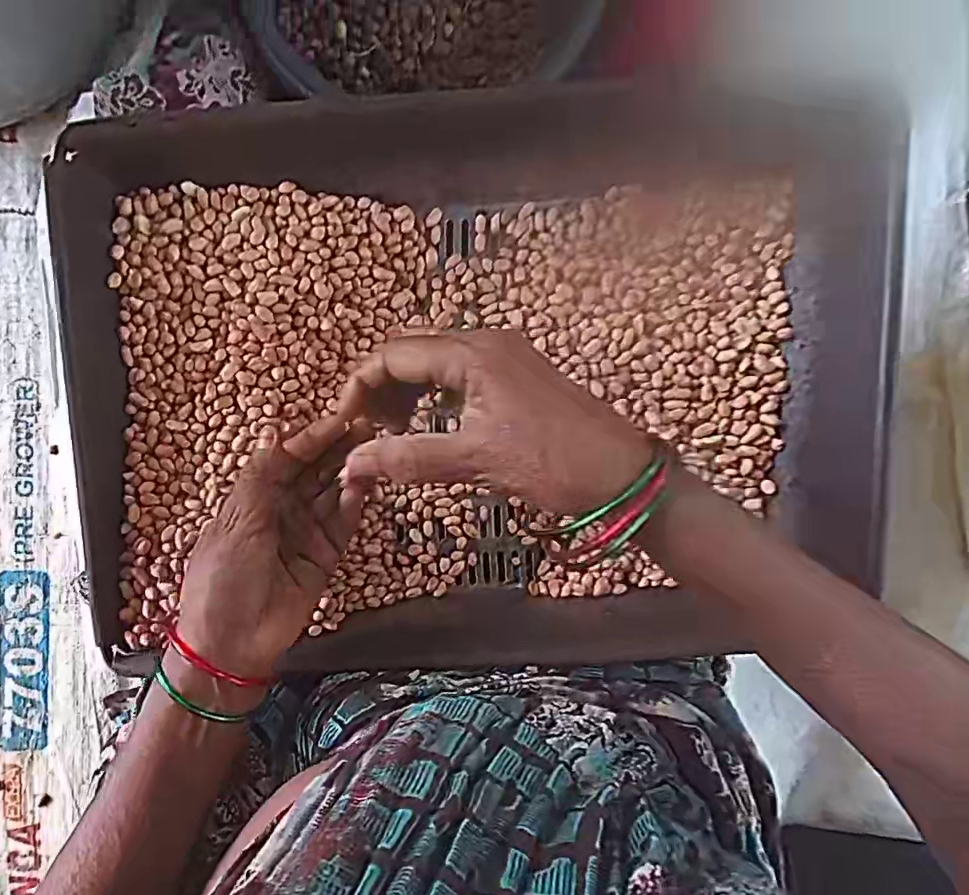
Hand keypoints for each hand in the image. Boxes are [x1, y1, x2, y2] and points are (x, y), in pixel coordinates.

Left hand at [174, 413, 371, 679]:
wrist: (231, 643)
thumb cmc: (223, 577)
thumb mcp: (236, 520)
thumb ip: (262, 476)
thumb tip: (277, 431)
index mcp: (252, 498)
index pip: (286, 458)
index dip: (310, 439)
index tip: (338, 420)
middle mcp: (281, 510)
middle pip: (313, 471)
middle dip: (337, 448)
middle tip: (368, 426)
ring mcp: (305, 533)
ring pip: (331, 493)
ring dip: (350, 470)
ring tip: (374, 447)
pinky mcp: (325, 556)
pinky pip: (342, 523)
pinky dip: (353, 503)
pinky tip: (364, 483)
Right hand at [338, 329, 659, 515]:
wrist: (624, 474)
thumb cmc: (555, 462)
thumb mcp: (476, 460)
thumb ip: (409, 458)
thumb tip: (353, 462)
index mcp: (473, 354)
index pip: (393, 355)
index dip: (360, 387)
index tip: (345, 425)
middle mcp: (486, 345)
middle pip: (410, 355)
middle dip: (380, 392)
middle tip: (367, 434)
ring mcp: (503, 360)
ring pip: (433, 368)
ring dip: (404, 397)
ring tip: (393, 436)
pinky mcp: (513, 380)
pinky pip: (456, 380)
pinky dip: (432, 402)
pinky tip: (428, 430)